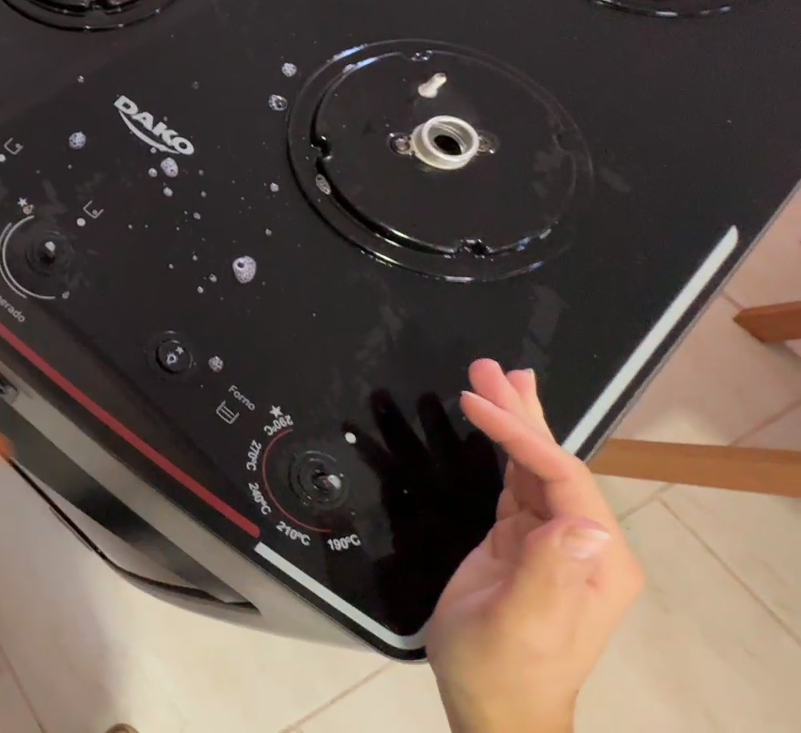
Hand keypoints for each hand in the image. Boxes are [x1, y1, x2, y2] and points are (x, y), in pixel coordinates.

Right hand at [426, 360, 643, 732]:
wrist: (493, 703)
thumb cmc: (501, 664)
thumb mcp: (520, 623)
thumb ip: (551, 574)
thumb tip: (583, 525)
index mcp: (595, 560)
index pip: (561, 478)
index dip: (519, 434)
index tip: (471, 400)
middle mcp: (585, 545)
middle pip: (556, 464)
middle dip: (523, 413)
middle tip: (488, 367)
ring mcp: (554, 543)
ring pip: (535, 468)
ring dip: (513, 421)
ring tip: (493, 378)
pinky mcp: (523, 543)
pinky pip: (516, 484)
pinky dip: (503, 449)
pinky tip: (496, 428)